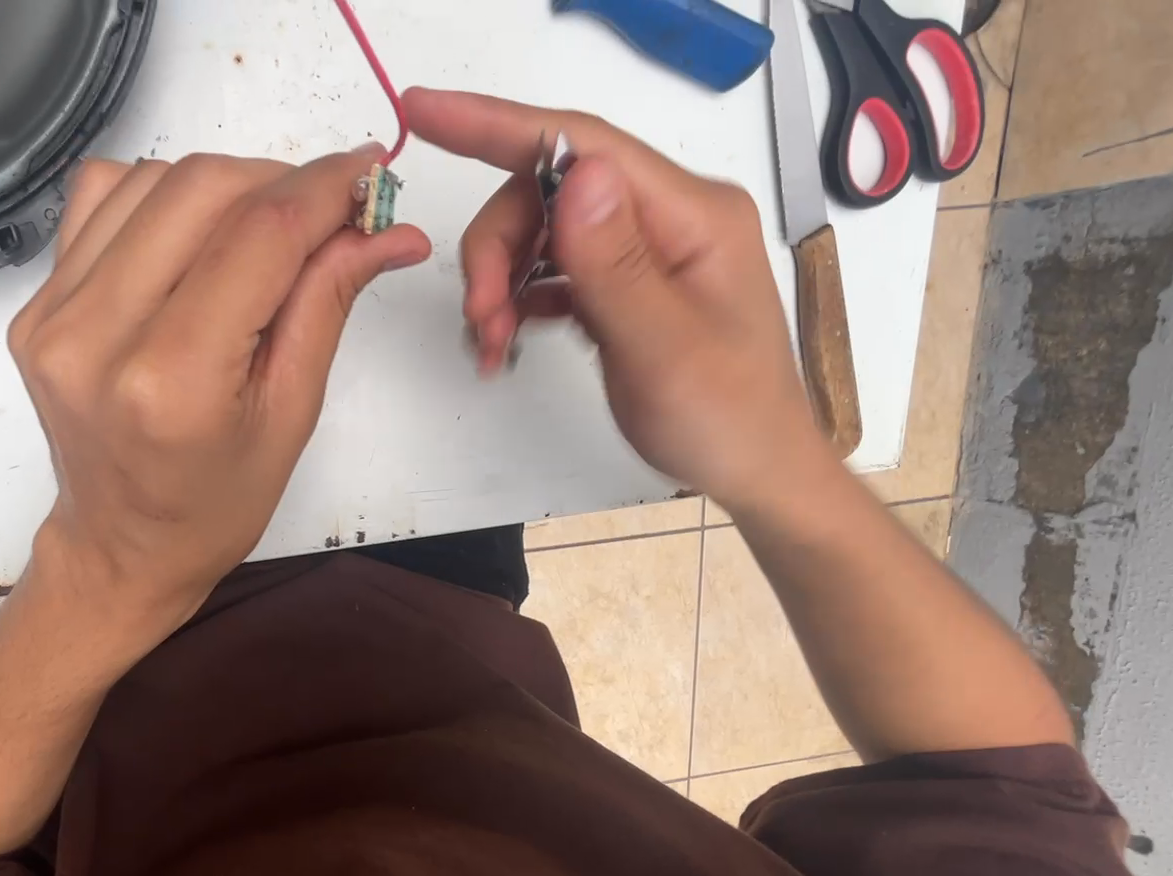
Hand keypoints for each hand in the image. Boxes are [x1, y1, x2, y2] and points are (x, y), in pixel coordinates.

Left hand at [7, 148, 431, 641]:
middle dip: (279, 182)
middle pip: (201, 190)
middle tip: (325, 212)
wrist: (121, 547)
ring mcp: (52, 317)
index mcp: (173, 382)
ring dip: (222, 187)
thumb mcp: (290, 417)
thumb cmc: (215, 506)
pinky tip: (192, 239)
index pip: (259, 238)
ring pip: (149, 181)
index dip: (324, 191)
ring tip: (261, 233)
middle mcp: (96, 336)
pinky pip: (99, 202)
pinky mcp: (36, 308)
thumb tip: (390, 229)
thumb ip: (328, 306)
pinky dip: (158, 197)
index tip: (369, 174)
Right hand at [405, 89, 831, 511]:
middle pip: (545, 197)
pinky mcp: (620, 287)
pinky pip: (549, 274)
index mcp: (688, 215)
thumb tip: (573, 176)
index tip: (422, 112)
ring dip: (500, 284)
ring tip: (491, 344)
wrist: (750, 467)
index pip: (580, 147)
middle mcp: (662, 219)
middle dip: (496, 251)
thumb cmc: (723, 418)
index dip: (495, 126)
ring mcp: (640, 253)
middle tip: (480, 320)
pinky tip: (505, 341)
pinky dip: (516, 304)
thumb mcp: (666, 348)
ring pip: (540, 236)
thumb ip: (617, 265)